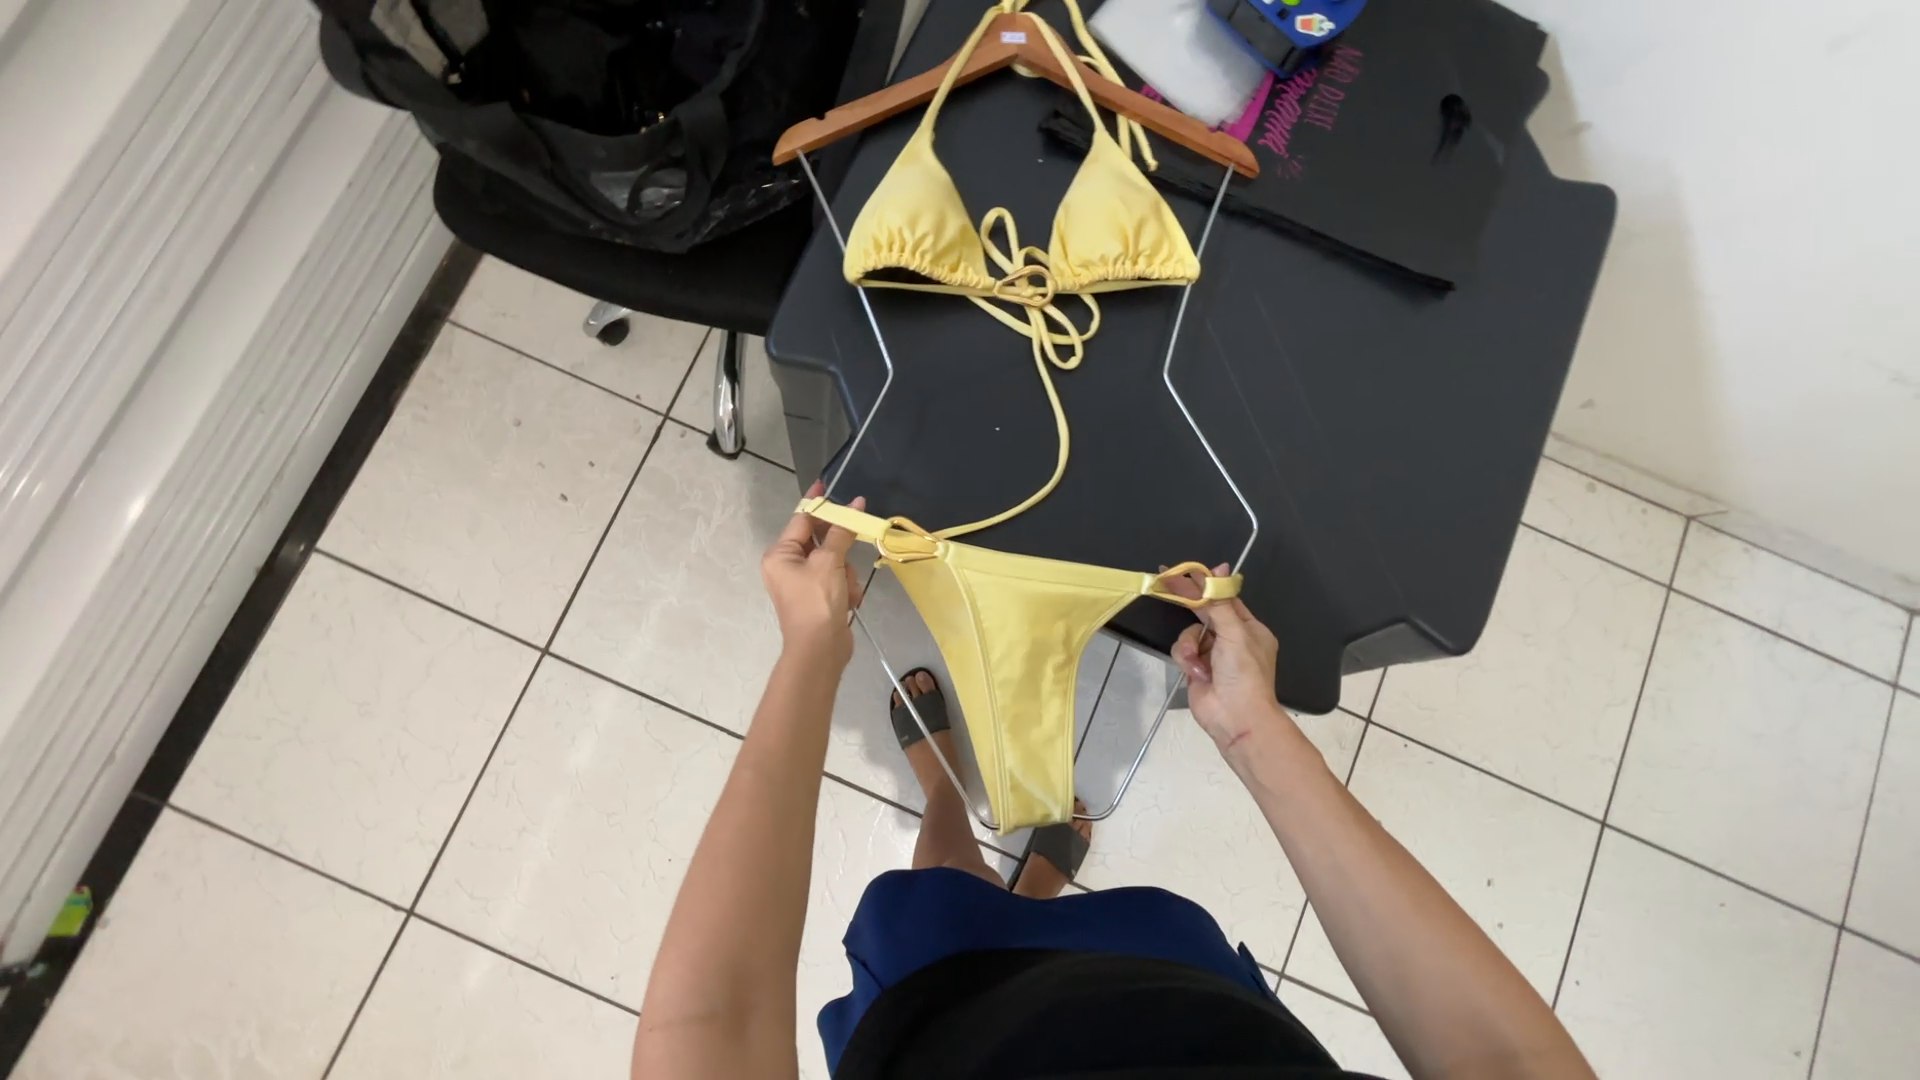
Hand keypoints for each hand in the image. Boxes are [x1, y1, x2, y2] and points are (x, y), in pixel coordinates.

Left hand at [762, 481, 864, 666]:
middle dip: (839, 552)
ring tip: (845, 589)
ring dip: (845, 574)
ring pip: (834, 561)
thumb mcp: (830, 562)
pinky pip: (837, 579)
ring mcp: (802, 583)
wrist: (820, 650)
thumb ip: (842, 531)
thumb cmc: (817, 601)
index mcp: (780, 554)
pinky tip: (848, 602)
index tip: (830, 486)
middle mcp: (786, 566)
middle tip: (848, 557)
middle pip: (821, 541)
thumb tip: (854, 503)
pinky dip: (846, 588)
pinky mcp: (818, 597)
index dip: (818, 503)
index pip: (801, 519)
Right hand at [1164, 565, 1292, 753]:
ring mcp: (1212, 655)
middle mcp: (1231, 639)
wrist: (1236, 718)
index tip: (1184, 570)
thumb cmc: (1244, 673)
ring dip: (1189, 645)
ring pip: (1188, 633)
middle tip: (1165, 582)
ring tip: (1196, 662)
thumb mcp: (1234, 632)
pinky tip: (1196, 673)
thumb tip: (1220, 569)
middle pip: (1204, 613)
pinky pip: (1183, 652)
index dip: (1204, 584)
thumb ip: (1220, 602)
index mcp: (1249, 628)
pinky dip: (1187, 660)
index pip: (1223, 598)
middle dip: (1189, 604)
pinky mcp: (1196, 669)